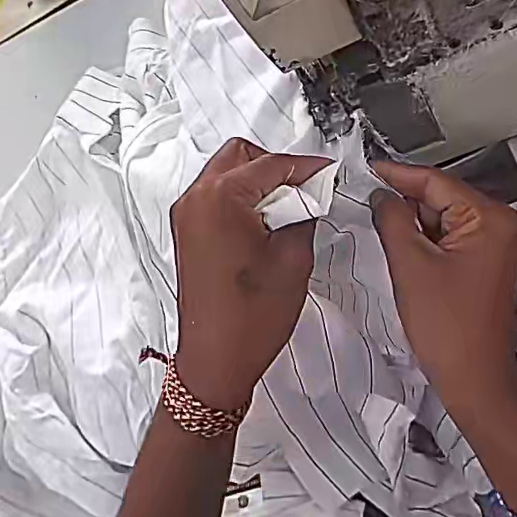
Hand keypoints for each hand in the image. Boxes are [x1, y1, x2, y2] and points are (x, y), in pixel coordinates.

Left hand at [171, 139, 331, 411]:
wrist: (217, 360)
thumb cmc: (249, 318)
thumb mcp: (294, 257)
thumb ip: (305, 213)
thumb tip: (310, 194)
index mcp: (220, 199)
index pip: (272, 164)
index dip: (308, 167)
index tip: (328, 173)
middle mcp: (196, 200)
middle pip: (242, 155)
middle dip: (279, 167)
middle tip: (309, 189)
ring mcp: (188, 216)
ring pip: (228, 172)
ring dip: (260, 181)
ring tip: (291, 208)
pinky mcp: (189, 232)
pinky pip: (218, 195)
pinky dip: (244, 198)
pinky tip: (269, 221)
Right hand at [369, 160, 516, 419]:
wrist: (475, 378)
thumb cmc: (454, 332)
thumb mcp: (411, 265)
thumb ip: (392, 219)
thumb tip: (382, 195)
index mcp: (490, 219)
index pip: (437, 181)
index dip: (398, 175)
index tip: (372, 170)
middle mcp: (500, 226)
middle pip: (441, 198)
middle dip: (405, 204)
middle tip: (370, 205)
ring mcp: (495, 245)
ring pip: (443, 218)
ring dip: (414, 225)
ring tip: (388, 239)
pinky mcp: (486, 262)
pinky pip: (450, 238)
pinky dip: (426, 242)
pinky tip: (407, 255)